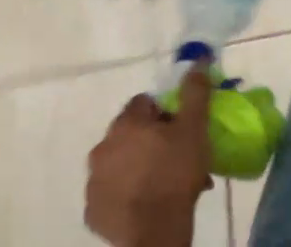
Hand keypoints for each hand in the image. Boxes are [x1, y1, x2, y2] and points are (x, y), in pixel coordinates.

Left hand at [85, 67, 214, 246]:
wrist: (154, 230)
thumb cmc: (176, 172)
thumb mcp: (195, 127)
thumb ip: (195, 92)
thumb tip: (197, 60)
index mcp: (125, 126)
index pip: (142, 103)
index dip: (163, 111)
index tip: (180, 125)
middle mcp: (101, 149)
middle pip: (128, 133)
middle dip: (150, 139)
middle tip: (176, 152)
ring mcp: (93, 182)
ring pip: (119, 162)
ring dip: (137, 164)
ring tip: (164, 179)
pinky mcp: (92, 210)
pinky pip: (111, 191)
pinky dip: (126, 190)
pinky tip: (147, 199)